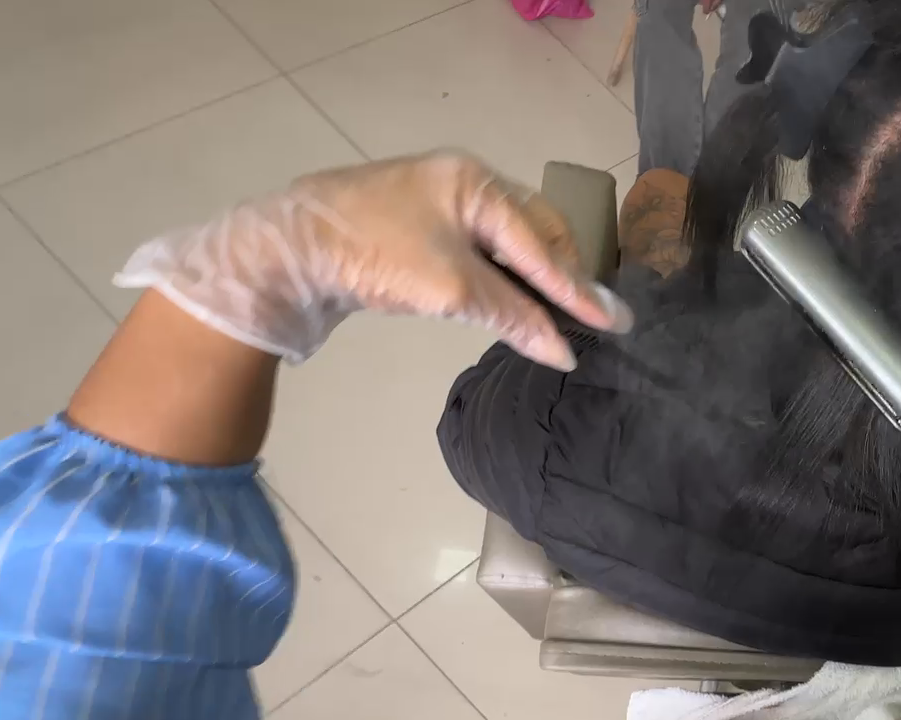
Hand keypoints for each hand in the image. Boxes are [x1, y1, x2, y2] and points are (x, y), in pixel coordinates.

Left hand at [113, 151, 632, 368]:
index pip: (543, 245)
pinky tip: (523, 301)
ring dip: (541, 280)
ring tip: (564, 314)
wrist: (283, 251)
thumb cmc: (373, 255)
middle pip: (539, 234)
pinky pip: (491, 251)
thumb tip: (565, 355)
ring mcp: (446, 202)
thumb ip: (516, 318)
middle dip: (566, 278)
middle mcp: (468, 184)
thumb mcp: (453, 291)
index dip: (579, 291)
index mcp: (476, 183)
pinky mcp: (428, 226)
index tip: (616, 323)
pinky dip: (512, 279)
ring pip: (516, 243)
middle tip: (592, 318)